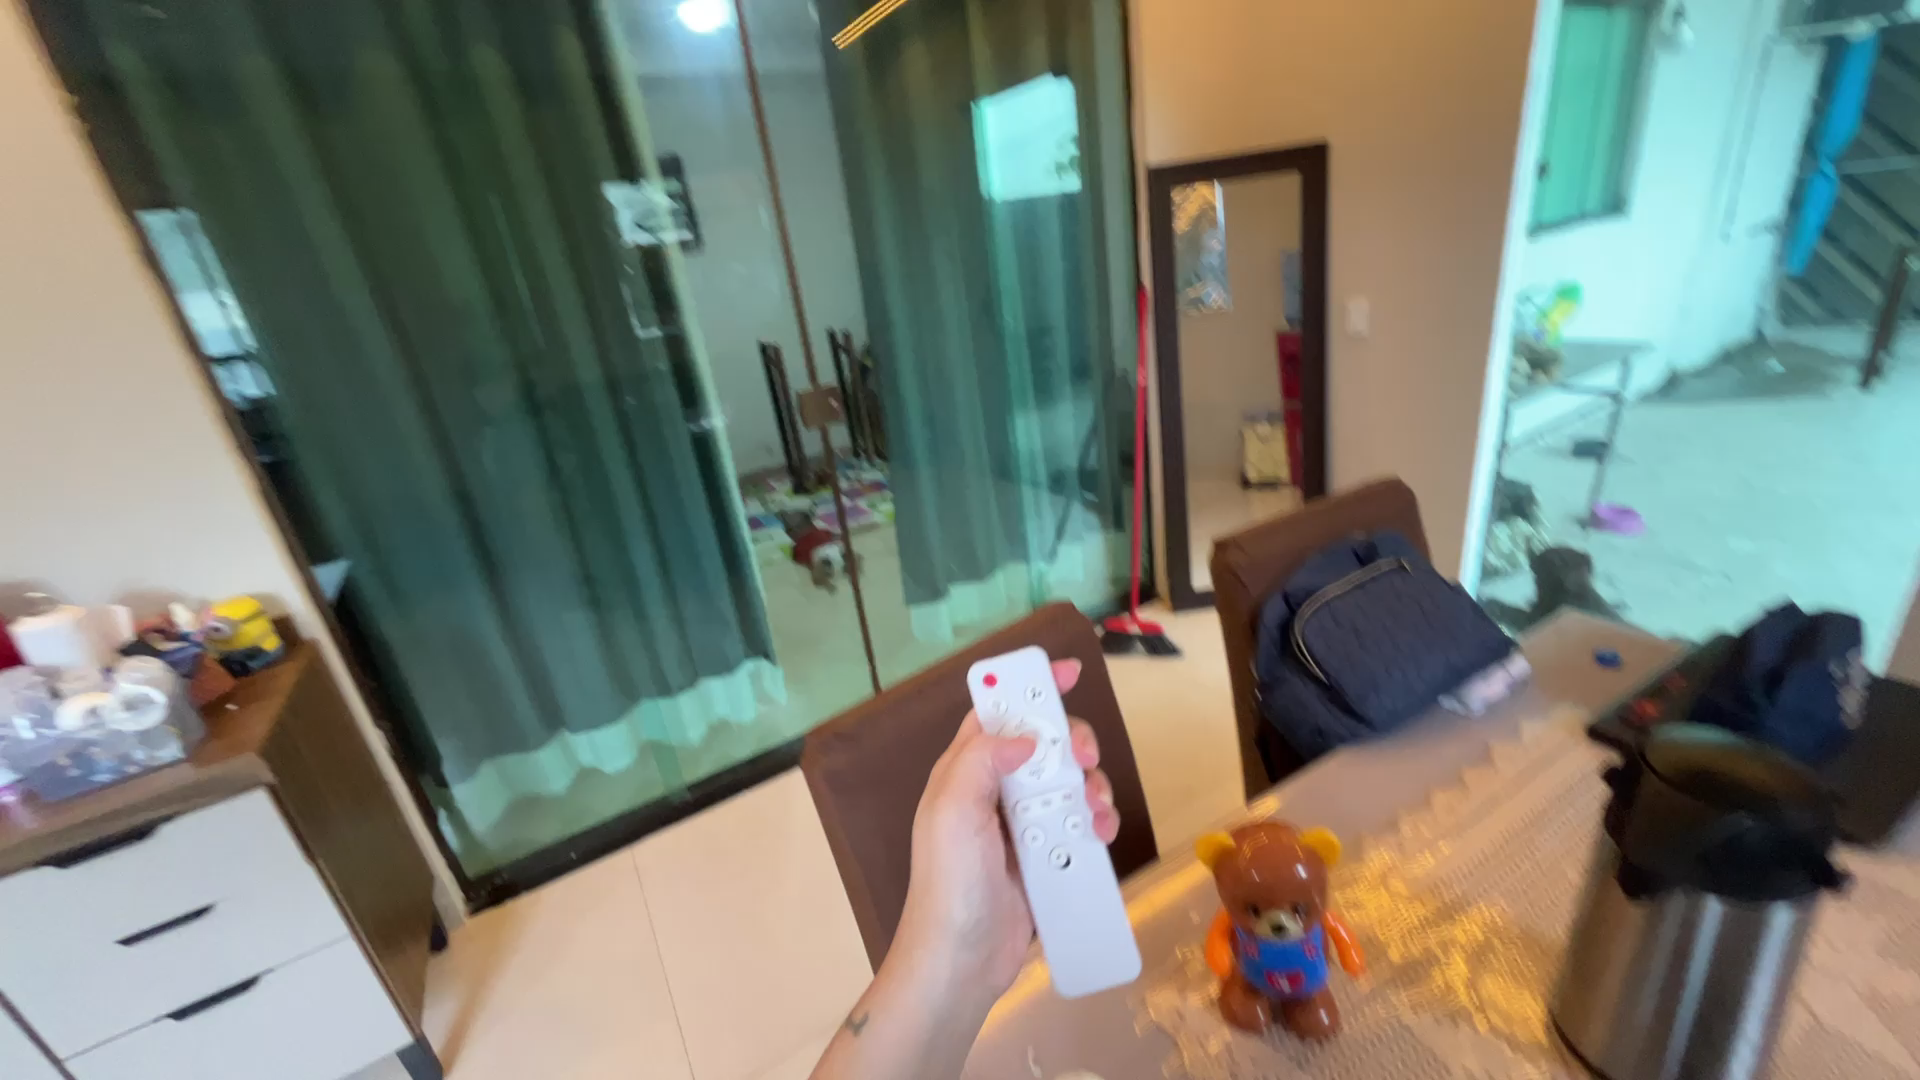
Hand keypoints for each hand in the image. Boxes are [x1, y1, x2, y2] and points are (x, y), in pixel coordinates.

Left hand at [891, 659, 1121, 1007]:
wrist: (961, 960)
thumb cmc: (951, 881)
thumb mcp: (952, 810)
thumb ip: (980, 760)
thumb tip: (1026, 737)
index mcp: (966, 767)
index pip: (998, 711)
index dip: (1030, 687)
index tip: (1068, 671)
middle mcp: (995, 787)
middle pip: (1044, 742)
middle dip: (1071, 742)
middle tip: (1083, 760)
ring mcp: (1022, 822)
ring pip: (1067, 781)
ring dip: (1090, 785)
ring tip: (1096, 810)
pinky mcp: (1045, 853)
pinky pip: (1078, 822)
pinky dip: (1096, 820)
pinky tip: (1102, 833)